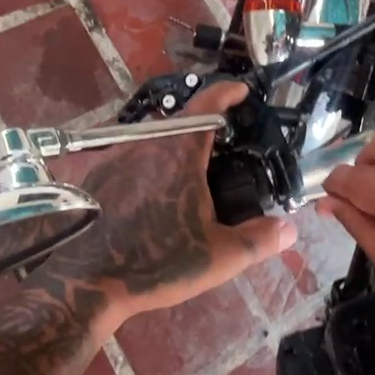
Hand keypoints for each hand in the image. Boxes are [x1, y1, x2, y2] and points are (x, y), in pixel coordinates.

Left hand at [29, 81, 294, 334]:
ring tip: (187, 174)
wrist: (85, 283)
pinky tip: (150, 195)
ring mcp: (114, 157)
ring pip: (150, 139)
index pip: (207, 104)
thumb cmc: (155, 264)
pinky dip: (146, 164)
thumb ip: (258, 240)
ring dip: (171, 146)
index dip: (227, 92)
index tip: (241, 91)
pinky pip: (127, 156)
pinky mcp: (94, 177)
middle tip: (220, 147)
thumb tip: (289, 229)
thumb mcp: (218, 258)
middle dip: (201, 127)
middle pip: (178, 121)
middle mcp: (144, 144)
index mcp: (178, 152)